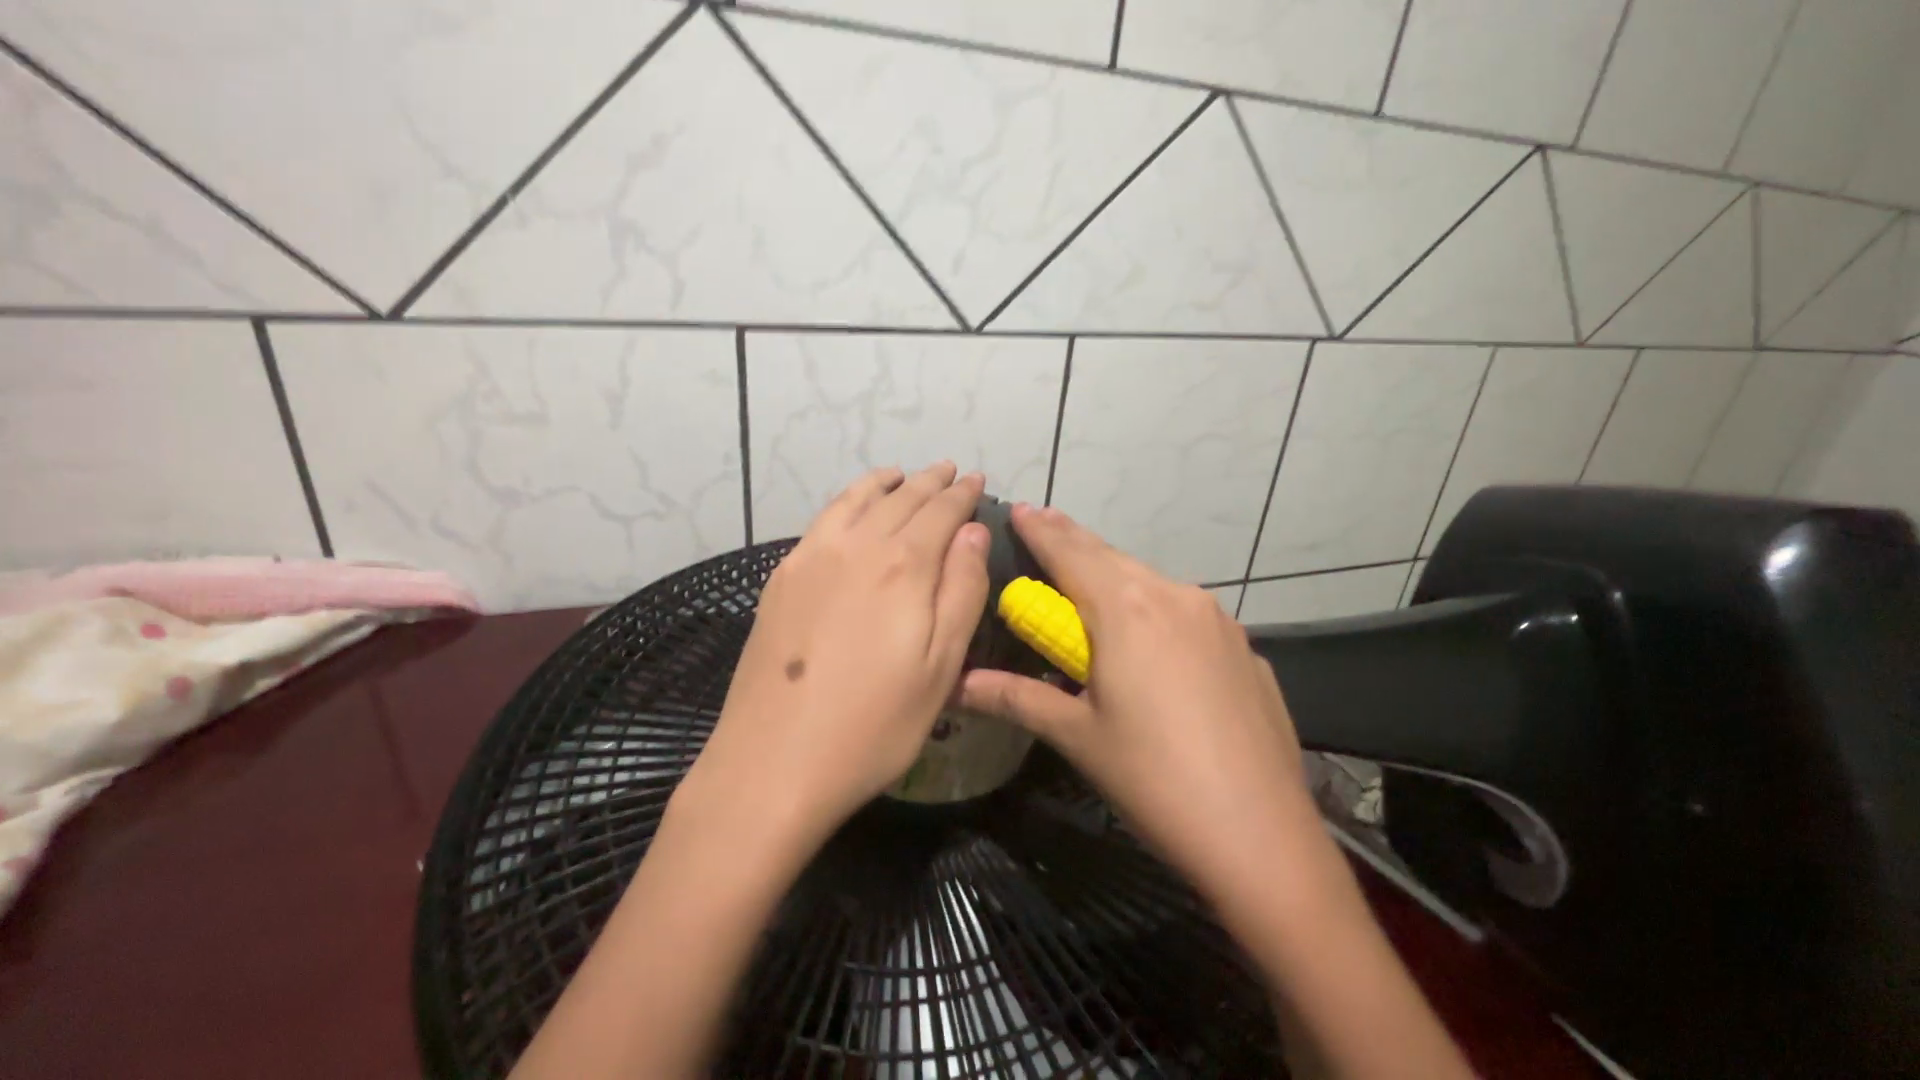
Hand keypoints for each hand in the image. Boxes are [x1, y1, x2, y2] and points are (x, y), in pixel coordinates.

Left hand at [674, 463, 989, 846]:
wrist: (772, 763)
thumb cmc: (874, 726)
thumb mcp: (940, 668)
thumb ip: (962, 591)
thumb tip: (973, 533)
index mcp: (903, 567)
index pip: (941, 512)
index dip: (962, 495)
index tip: (976, 480)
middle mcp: (855, 547)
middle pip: (900, 499)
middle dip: (929, 483)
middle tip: (948, 471)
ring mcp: (810, 559)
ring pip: (855, 501)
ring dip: (884, 484)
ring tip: (902, 475)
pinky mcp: (780, 580)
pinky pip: (822, 520)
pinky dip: (846, 501)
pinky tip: (851, 509)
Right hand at [959, 504, 1322, 898]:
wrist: (1260, 833)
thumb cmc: (1153, 779)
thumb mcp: (1078, 736)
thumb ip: (1017, 699)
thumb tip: (958, 683)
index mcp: (1127, 609)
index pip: (1071, 552)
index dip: (1042, 530)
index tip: (1022, 509)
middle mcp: (1176, 598)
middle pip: (1114, 560)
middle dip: (1077, 547)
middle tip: (1046, 536)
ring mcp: (1220, 623)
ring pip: (1155, 587)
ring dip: (1119, 583)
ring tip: (1093, 598)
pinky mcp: (1246, 652)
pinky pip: (1189, 619)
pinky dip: (1159, 619)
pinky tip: (1155, 655)